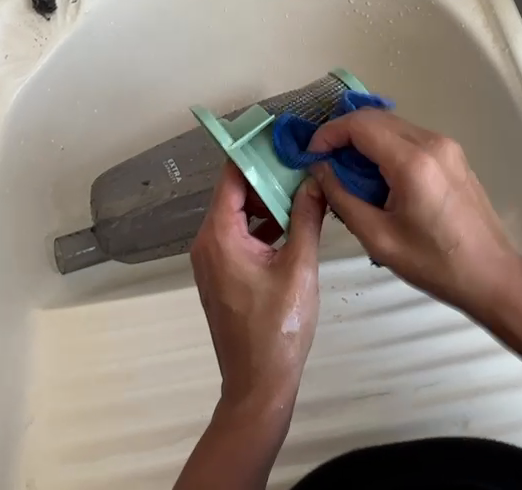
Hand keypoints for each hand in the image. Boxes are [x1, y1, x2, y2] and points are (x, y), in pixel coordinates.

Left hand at [190, 165, 326, 412]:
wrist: (259, 386)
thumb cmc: (278, 328)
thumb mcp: (300, 267)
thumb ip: (306, 218)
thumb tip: (314, 180)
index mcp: (219, 236)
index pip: (231, 176)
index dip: (254, 153)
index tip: (280, 137)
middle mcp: (207, 242)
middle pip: (235, 194)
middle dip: (268, 179)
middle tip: (303, 165)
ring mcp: (213, 260)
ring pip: (239, 216)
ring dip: (268, 204)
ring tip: (305, 191)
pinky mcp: (222, 275)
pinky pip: (240, 237)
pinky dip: (263, 227)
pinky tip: (295, 225)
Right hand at [306, 108, 521, 315]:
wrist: (493, 275)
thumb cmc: (434, 264)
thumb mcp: (378, 238)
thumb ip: (342, 198)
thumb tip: (319, 169)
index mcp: (412, 162)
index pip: (359, 125)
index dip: (328, 134)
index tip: (311, 155)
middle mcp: (431, 142)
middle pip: (374, 118)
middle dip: (343, 134)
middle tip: (323, 161)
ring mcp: (446, 145)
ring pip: (391, 124)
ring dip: (363, 139)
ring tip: (346, 170)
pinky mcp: (452, 153)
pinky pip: (408, 136)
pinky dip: (384, 145)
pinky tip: (376, 174)